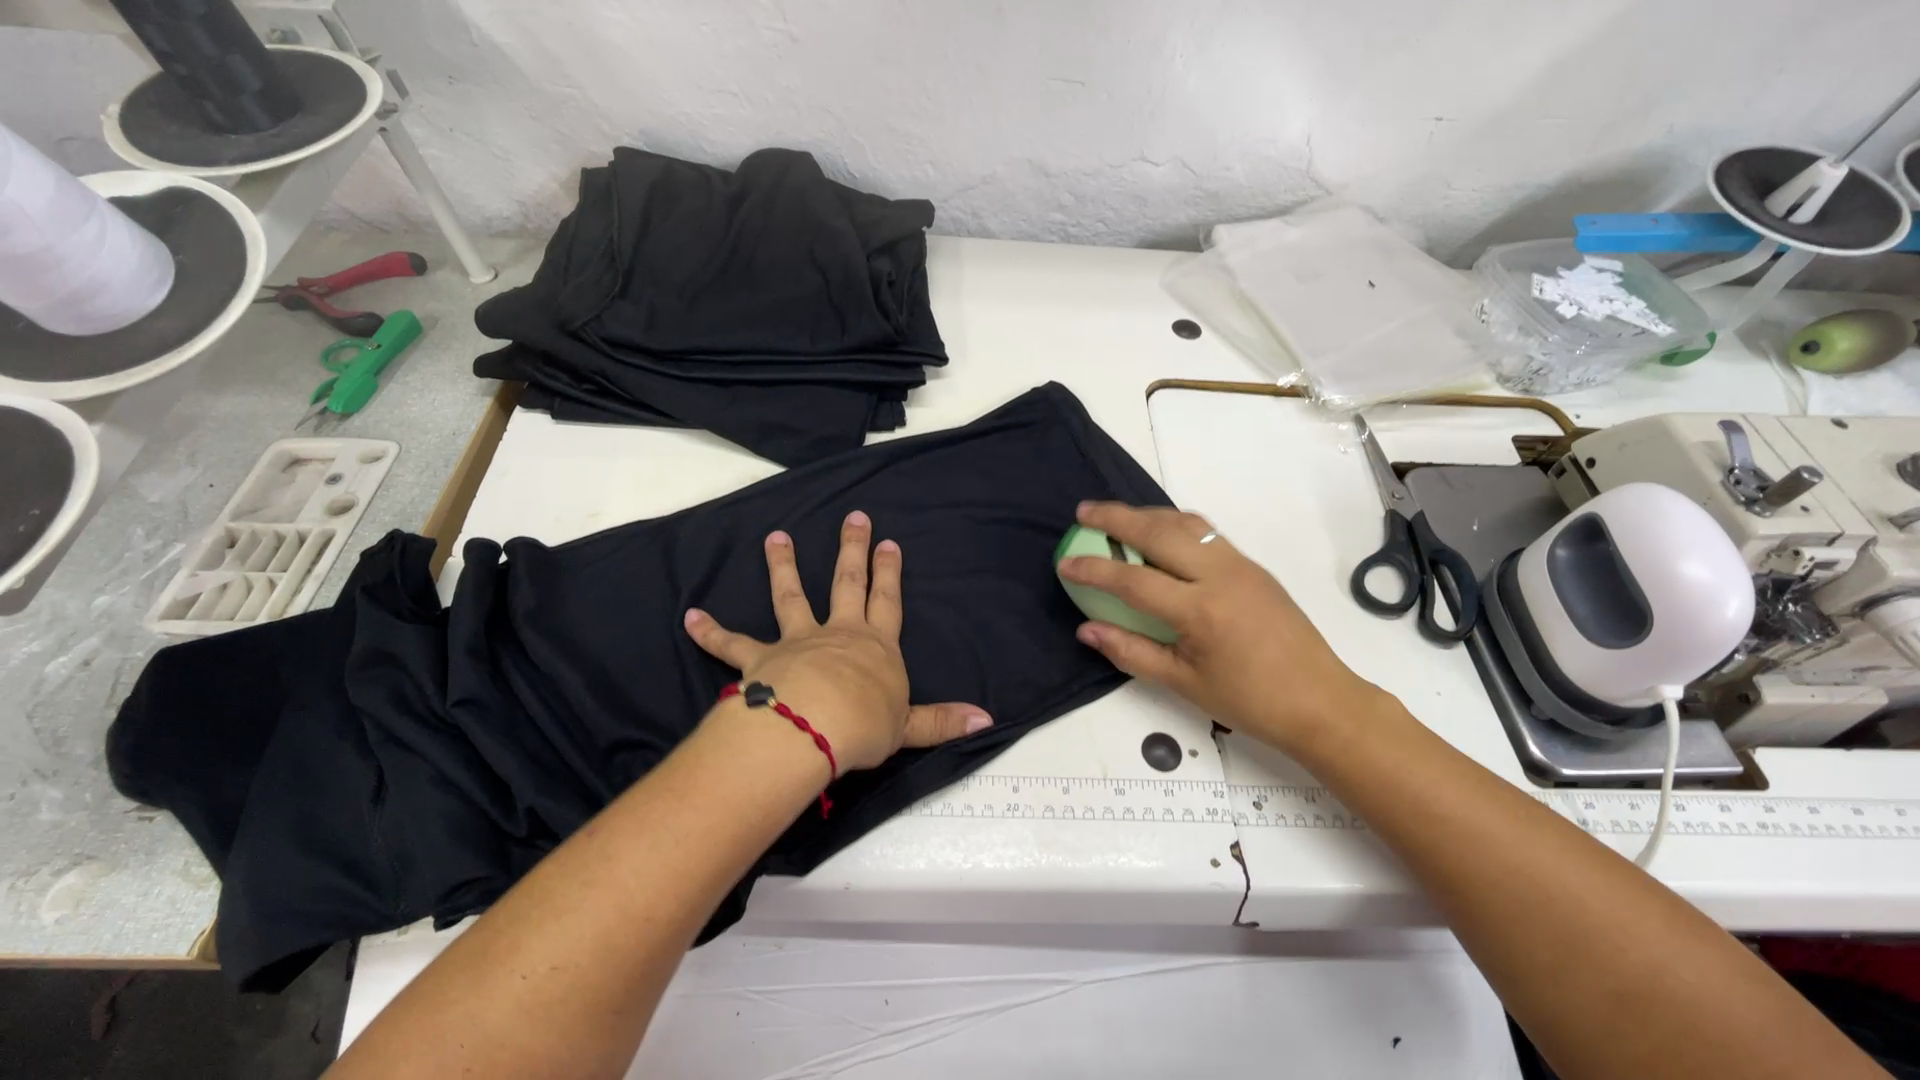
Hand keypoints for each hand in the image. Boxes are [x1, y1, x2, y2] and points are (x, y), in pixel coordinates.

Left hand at [682, 510, 992, 771]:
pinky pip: (730, 644)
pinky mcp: (760, 660)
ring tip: (776, 538)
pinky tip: (689, 616)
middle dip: (852, 550)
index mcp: (876, 647)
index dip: (890, 574)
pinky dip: (710, 631)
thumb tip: (986, 718)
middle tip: (853, 517)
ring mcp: (797, 642)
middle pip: (847, 583)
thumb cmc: (865, 725)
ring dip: (784, 566)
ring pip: (789, 596)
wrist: (814, 726)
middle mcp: (838, 634)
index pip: (887, 602)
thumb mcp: (910, 726)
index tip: (889, 543)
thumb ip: (942, 721)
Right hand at [1057, 502, 1390, 752]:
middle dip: (1116, 517)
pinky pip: (1206, 533)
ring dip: (1147, 514)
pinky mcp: (1253, 567)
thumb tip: (1087, 629)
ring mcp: (1241, 565)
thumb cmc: (1250, 701)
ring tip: (1116, 516)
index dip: (1094, 570)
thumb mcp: (1183, 684)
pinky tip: (1159, 533)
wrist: (1321, 700)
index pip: (1133, 580)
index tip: (1064, 563)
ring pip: (1186, 523)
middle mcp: (1221, 575)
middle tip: (1082, 511)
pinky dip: (1175, 524)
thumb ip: (1131, 652)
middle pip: (1159, 531)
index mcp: (1201, 610)